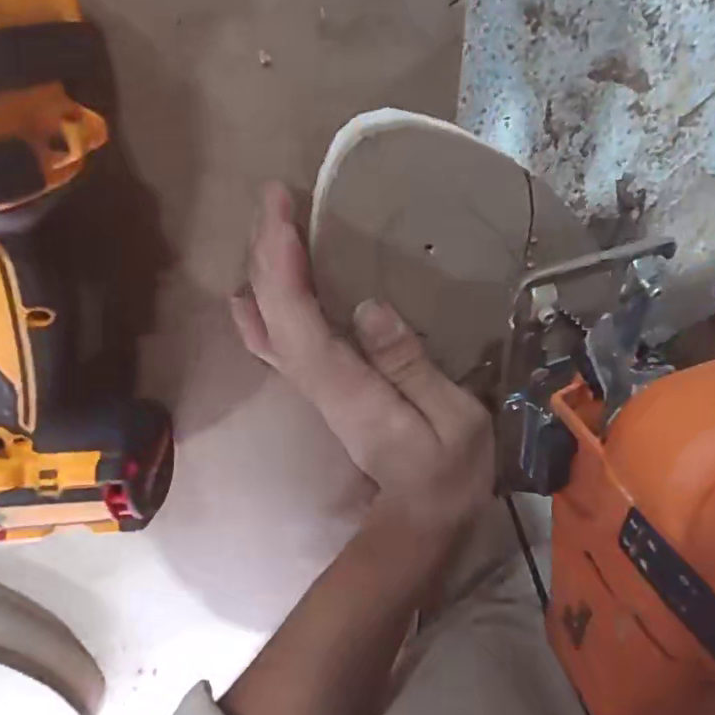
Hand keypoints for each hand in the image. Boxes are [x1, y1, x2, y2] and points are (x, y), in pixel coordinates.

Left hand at [229, 181, 494, 538]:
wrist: (420, 517)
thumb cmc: (447, 473)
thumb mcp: (454, 422)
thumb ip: (411, 367)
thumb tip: (370, 309)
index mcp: (346, 389)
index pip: (297, 323)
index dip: (281, 268)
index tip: (280, 214)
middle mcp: (315, 384)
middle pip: (270, 316)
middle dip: (264, 253)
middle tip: (271, 197)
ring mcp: (312, 388)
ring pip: (265, 327)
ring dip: (260, 272)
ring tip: (266, 224)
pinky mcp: (319, 388)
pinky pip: (276, 340)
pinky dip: (264, 303)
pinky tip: (260, 283)